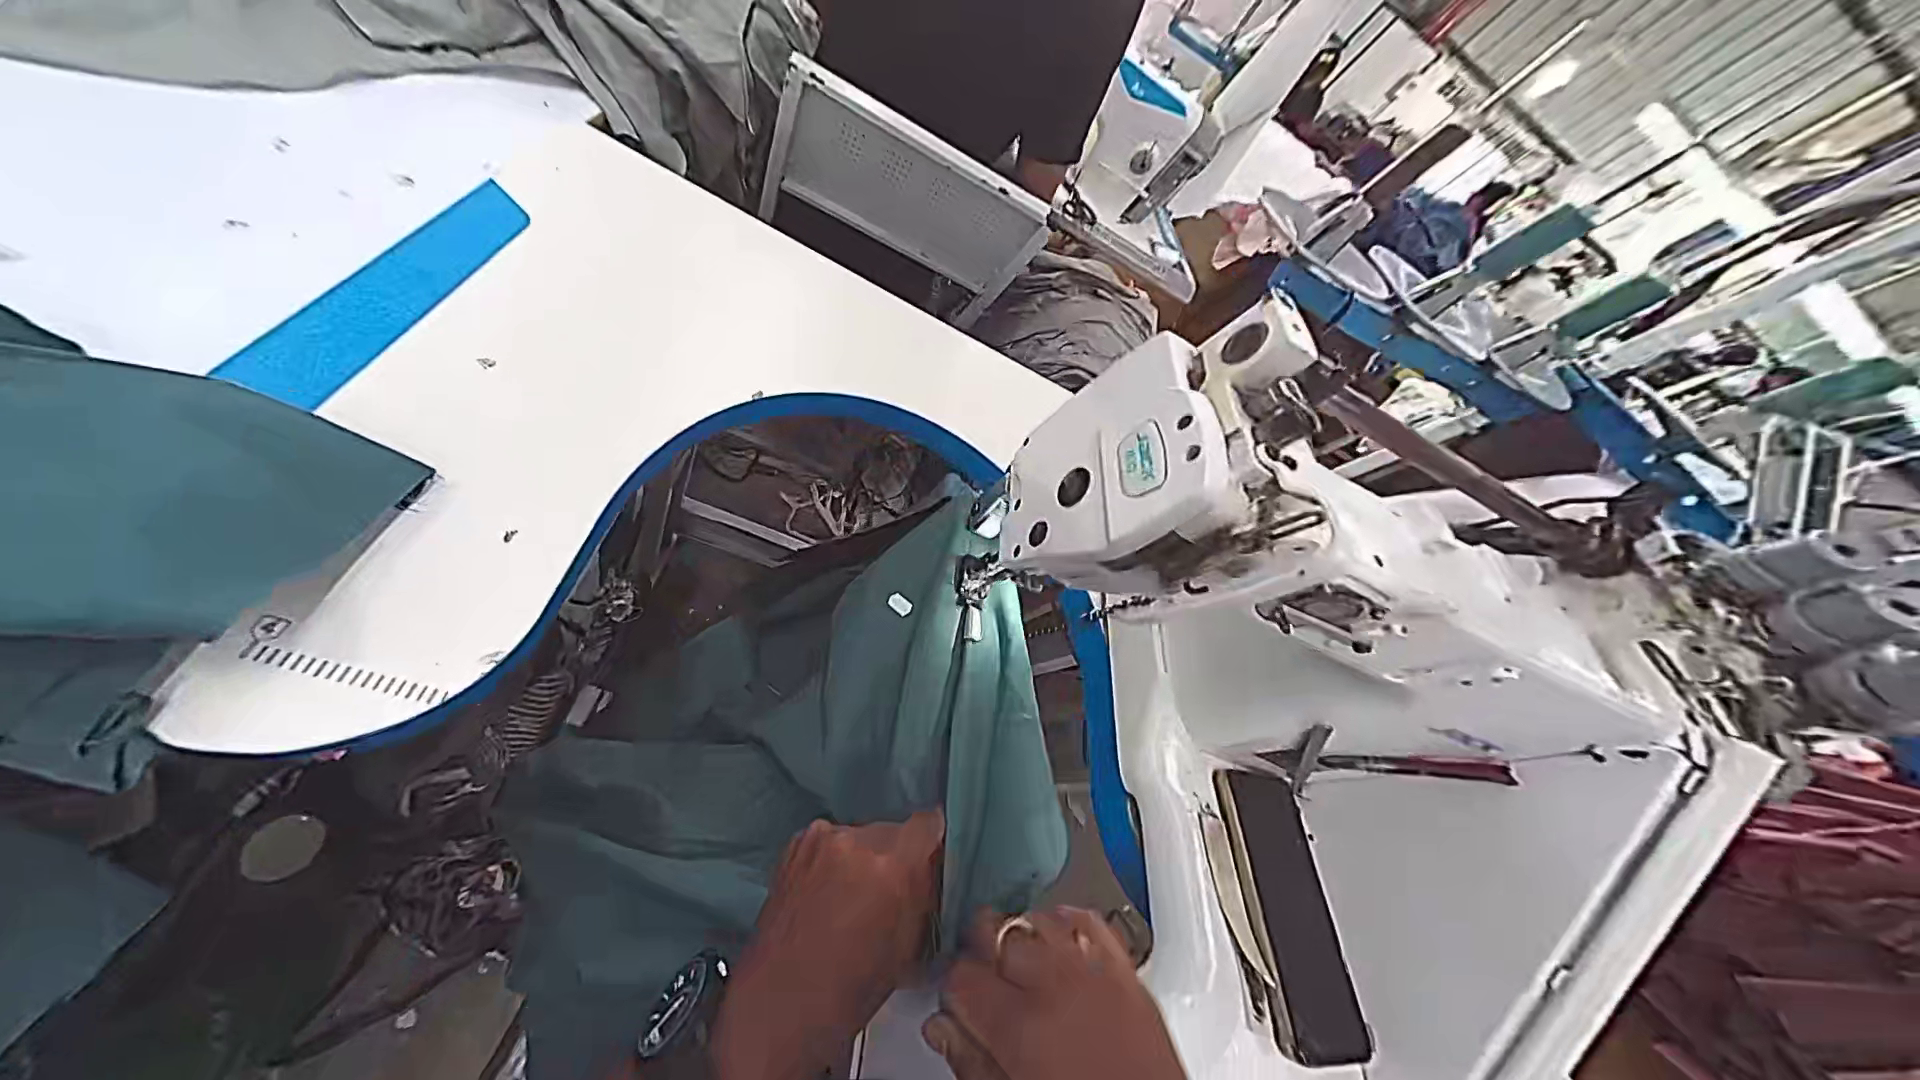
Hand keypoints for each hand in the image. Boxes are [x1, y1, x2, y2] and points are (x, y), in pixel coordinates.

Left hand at [709, 810, 944, 1079]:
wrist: (781, 1002)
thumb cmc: (849, 987)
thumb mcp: (909, 944)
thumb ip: (925, 892)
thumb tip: (931, 865)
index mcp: (894, 865)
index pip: (929, 822)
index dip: (931, 841)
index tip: (928, 855)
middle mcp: (859, 840)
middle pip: (894, 829)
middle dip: (895, 854)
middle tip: (888, 889)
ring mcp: (824, 838)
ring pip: (862, 834)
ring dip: (864, 856)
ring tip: (852, 895)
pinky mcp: (799, 842)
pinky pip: (833, 839)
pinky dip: (835, 858)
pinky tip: (828, 892)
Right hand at [923, 907, 1185, 1079]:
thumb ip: (972, 1063)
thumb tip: (943, 1029)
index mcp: (1019, 1027)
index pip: (960, 975)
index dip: (951, 986)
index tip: (956, 1000)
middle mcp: (1053, 984)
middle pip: (993, 930)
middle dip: (979, 950)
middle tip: (983, 978)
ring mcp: (1091, 970)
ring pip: (1035, 917)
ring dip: (1020, 935)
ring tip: (1018, 963)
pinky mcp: (1123, 969)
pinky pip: (1085, 920)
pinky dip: (1066, 924)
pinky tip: (1058, 945)